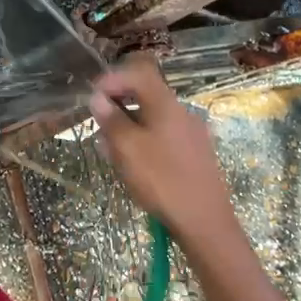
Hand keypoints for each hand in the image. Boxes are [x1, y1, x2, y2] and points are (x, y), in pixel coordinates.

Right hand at [89, 53, 237, 245]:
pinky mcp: (196, 156)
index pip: (137, 73)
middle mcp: (182, 113)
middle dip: (118, 107)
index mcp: (166, 104)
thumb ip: (110, 118)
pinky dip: (144, 142)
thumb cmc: (162, 180)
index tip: (92, 99)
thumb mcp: (127, 148)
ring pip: (152, 119)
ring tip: (112, 152)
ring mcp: (192, 135)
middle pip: (144, 95)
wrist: (207, 226)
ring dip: (129, 127)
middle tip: (100, 128)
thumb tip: (98, 98)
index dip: (111, 80)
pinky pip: (164, 137)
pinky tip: (135, 166)